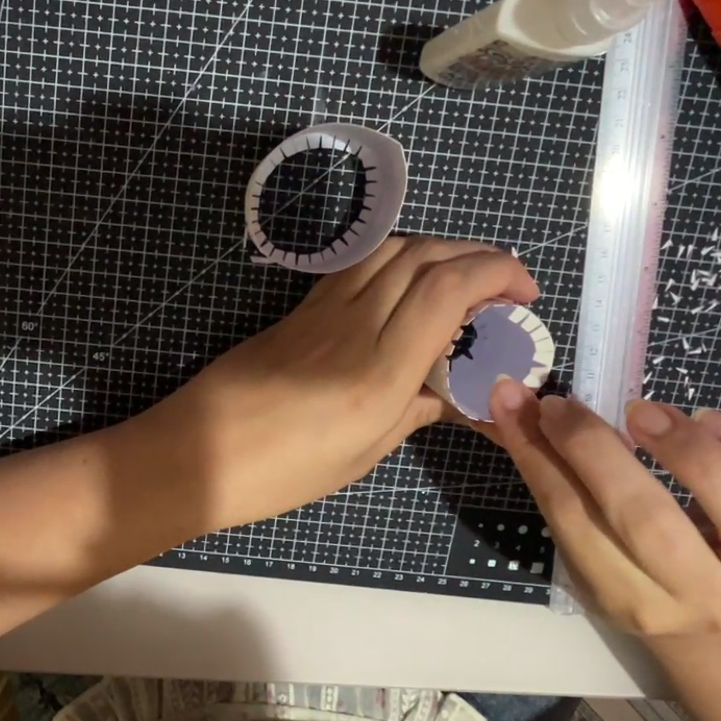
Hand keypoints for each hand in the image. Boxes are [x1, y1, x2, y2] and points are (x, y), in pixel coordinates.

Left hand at [142, 236, 538, 531]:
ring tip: (460, 281)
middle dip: (477, 255)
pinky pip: (357, 265)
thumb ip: (415, 411)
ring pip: (390, 248)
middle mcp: (354, 325)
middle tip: (503, 285)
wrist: (197, 453)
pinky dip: (396, 259)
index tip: (523, 293)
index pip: (447, 288)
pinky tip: (406, 287)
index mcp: (379, 371)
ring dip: (437, 249)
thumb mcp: (363, 454)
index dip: (497, 273)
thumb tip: (452, 390)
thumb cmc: (281, 472)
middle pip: (424, 255)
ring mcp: (321, 310)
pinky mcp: (298, 308)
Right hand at [481, 384, 720, 636]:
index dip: (539, 457)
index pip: (572, 521)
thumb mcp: (588, 540)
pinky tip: (715, 422)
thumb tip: (511, 399)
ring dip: (688, 452)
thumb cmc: (636, 570)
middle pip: (647, 521)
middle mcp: (695, 597)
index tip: (517, 403)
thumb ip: (554, 476)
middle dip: (596, 452)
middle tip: (564, 405)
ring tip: (644, 411)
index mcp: (625, 597)